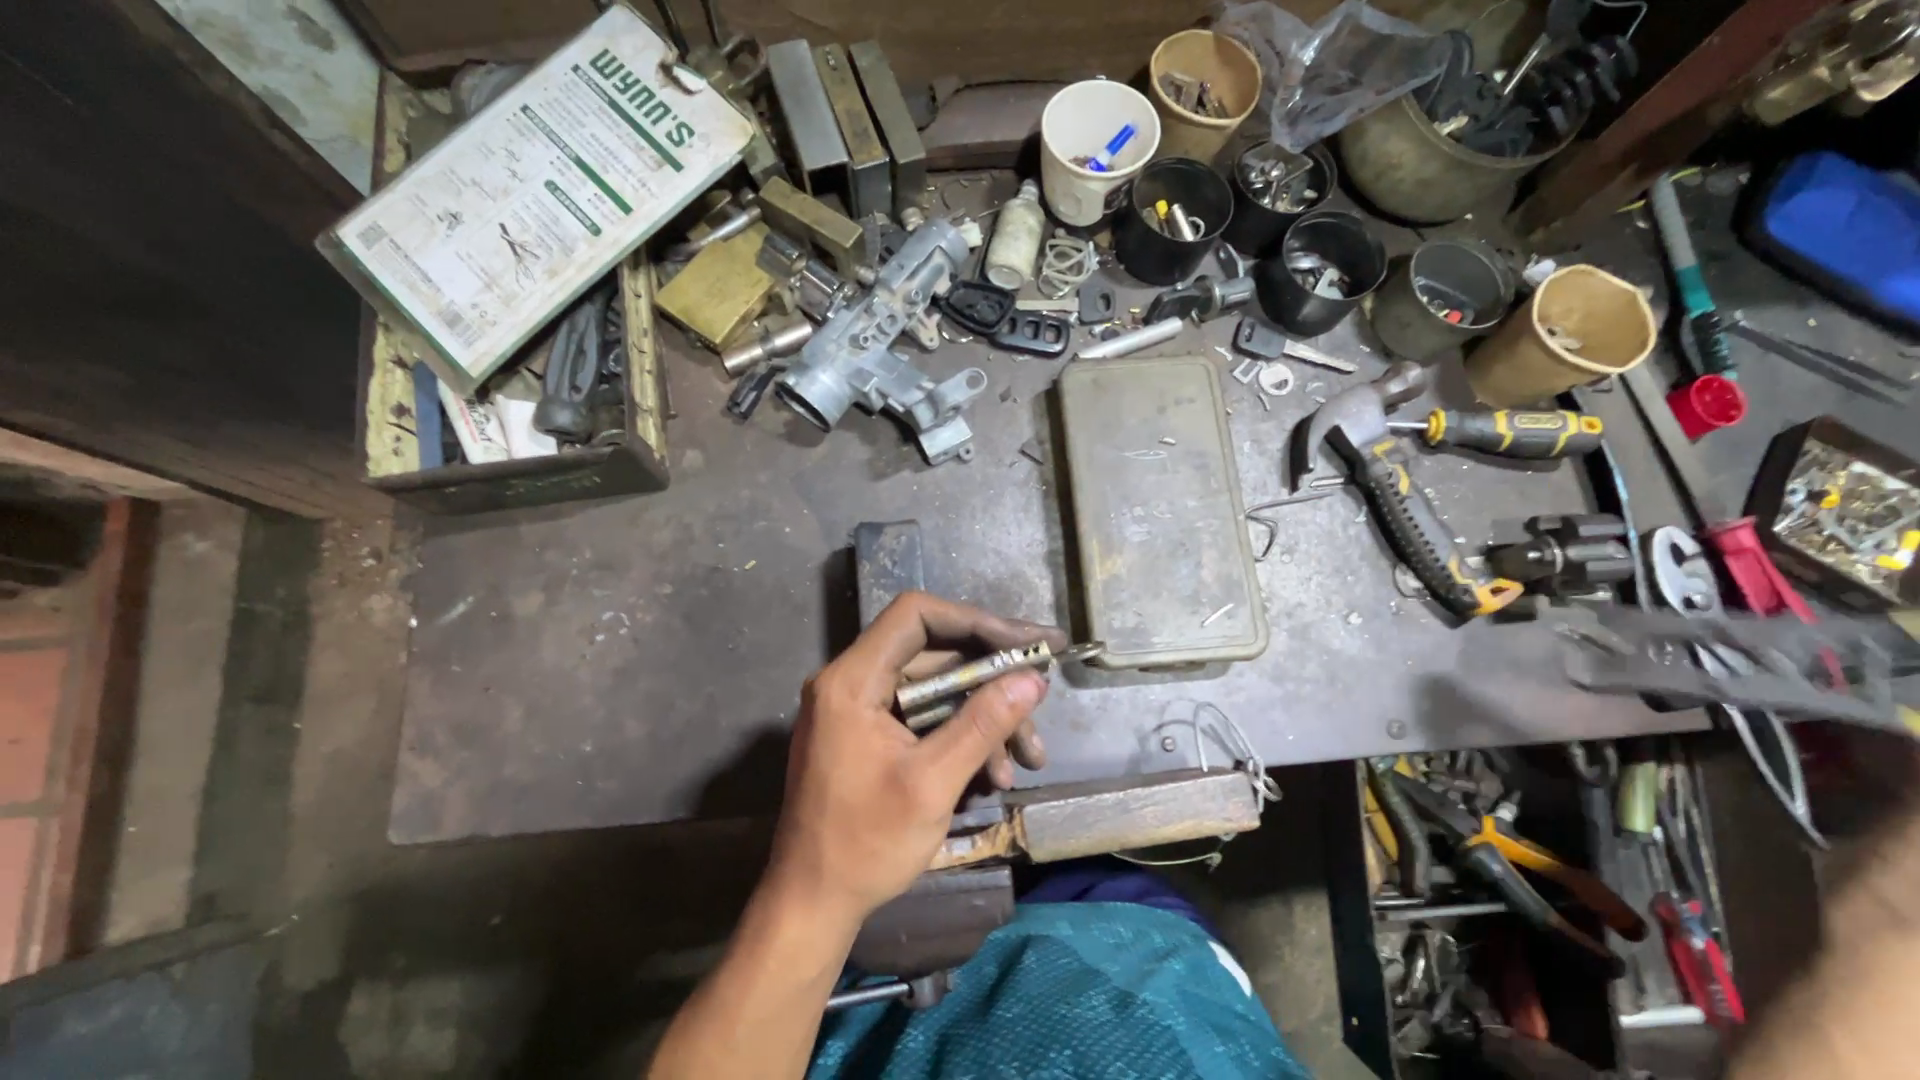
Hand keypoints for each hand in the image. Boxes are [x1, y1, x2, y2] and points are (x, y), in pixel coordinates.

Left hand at [762, 592, 1064, 930]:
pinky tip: (994, 776)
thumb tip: (1033, 678)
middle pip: (933, 654)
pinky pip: (922, 720)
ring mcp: (858, 711)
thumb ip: (983, 723)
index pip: (917, 615)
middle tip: (1042, 697)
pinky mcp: (868, 738)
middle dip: (992, 681)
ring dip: (984, 718)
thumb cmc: (866, 844)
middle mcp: (850, 683)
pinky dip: (960, 739)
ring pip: (935, 691)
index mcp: (852, 681)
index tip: (1026, 644)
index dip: (977, 621)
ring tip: (1028, 760)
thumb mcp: (933, 782)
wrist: (812, 903)